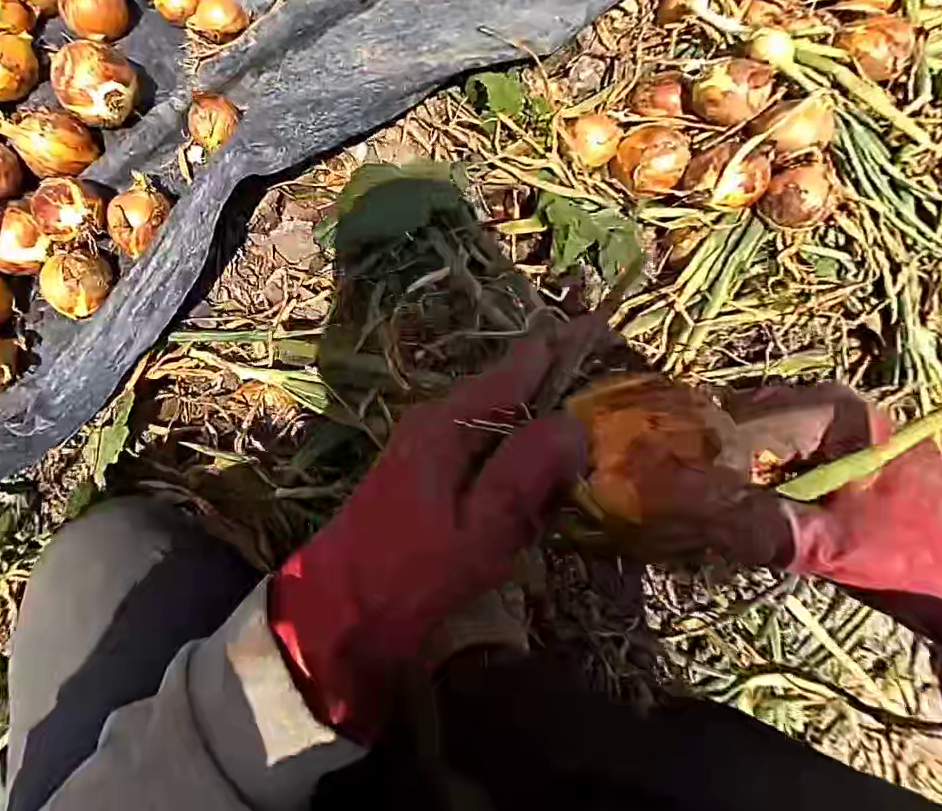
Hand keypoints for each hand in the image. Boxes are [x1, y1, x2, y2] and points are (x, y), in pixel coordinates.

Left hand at [269, 324, 586, 738]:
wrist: (336, 613)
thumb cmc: (410, 577)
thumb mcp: (479, 533)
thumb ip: (525, 474)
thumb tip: (573, 421)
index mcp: (448, 423)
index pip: (516, 367)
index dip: (561, 347)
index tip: (602, 328)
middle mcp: (436, 419)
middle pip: (507, 388)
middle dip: (555, 387)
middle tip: (605, 401)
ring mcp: (426, 442)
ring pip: (497, 420)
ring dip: (536, 427)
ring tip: (580, 446)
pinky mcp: (424, 469)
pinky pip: (481, 447)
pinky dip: (513, 457)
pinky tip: (535, 488)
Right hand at [676, 383, 941, 749]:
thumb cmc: (930, 563)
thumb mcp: (836, 546)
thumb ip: (754, 521)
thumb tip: (673, 497)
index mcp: (832, 408)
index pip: (741, 419)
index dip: (698, 453)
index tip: (660, 484)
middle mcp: (826, 406)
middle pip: (738, 424)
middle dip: (705, 461)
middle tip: (673, 497)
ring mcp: (829, 432)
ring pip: (748, 443)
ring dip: (722, 476)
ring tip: (698, 509)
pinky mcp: (830, 459)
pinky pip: (767, 462)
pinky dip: (744, 486)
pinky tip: (735, 514)